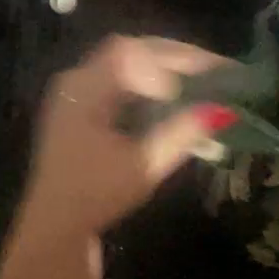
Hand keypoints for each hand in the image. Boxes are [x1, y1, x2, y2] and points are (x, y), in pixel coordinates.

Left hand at [16, 35, 232, 241]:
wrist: (56, 227)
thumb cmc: (96, 196)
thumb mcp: (142, 166)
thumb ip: (180, 135)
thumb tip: (222, 111)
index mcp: (84, 89)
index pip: (129, 52)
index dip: (169, 58)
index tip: (205, 75)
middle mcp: (77, 81)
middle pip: (129, 50)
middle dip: (175, 56)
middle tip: (216, 68)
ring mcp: (77, 93)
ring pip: (126, 63)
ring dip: (165, 66)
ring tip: (203, 75)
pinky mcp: (83, 107)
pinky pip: (120, 79)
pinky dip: (151, 80)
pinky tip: (176, 92)